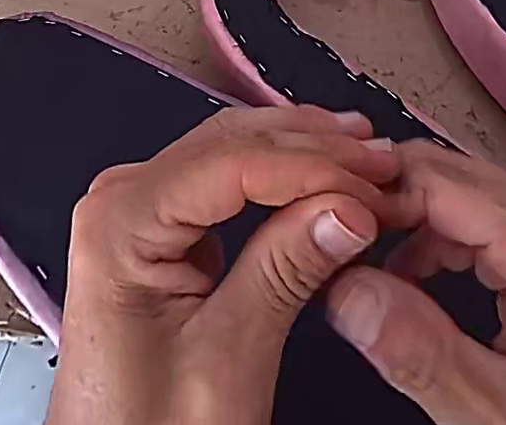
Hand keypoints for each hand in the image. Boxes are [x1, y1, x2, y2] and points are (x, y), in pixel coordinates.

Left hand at [46, 106, 399, 424]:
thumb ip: (285, 272)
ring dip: (311, 147)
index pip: (236, 164)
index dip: (314, 168)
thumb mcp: (226, 364)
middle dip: (321, 148)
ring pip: (244, 143)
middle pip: (241, 142)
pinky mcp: (171, 214)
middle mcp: (127, 195)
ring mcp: (147, 200)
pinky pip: (240, 167)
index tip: (373, 185)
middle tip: (384, 162)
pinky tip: (328, 159)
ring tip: (368, 153)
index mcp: (121, 222)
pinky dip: (291, 164)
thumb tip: (351, 207)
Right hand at [326, 142, 505, 424]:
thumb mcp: (504, 418)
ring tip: (352, 261)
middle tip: (321, 237)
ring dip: (401, 221)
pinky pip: (476, 218)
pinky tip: (407, 280)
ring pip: (454, 192)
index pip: (430, 177)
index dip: (367, 192)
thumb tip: (341, 288)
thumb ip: (420, 351)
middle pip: (440, 173)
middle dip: (378, 200)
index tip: (312, 222)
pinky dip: (432, 239)